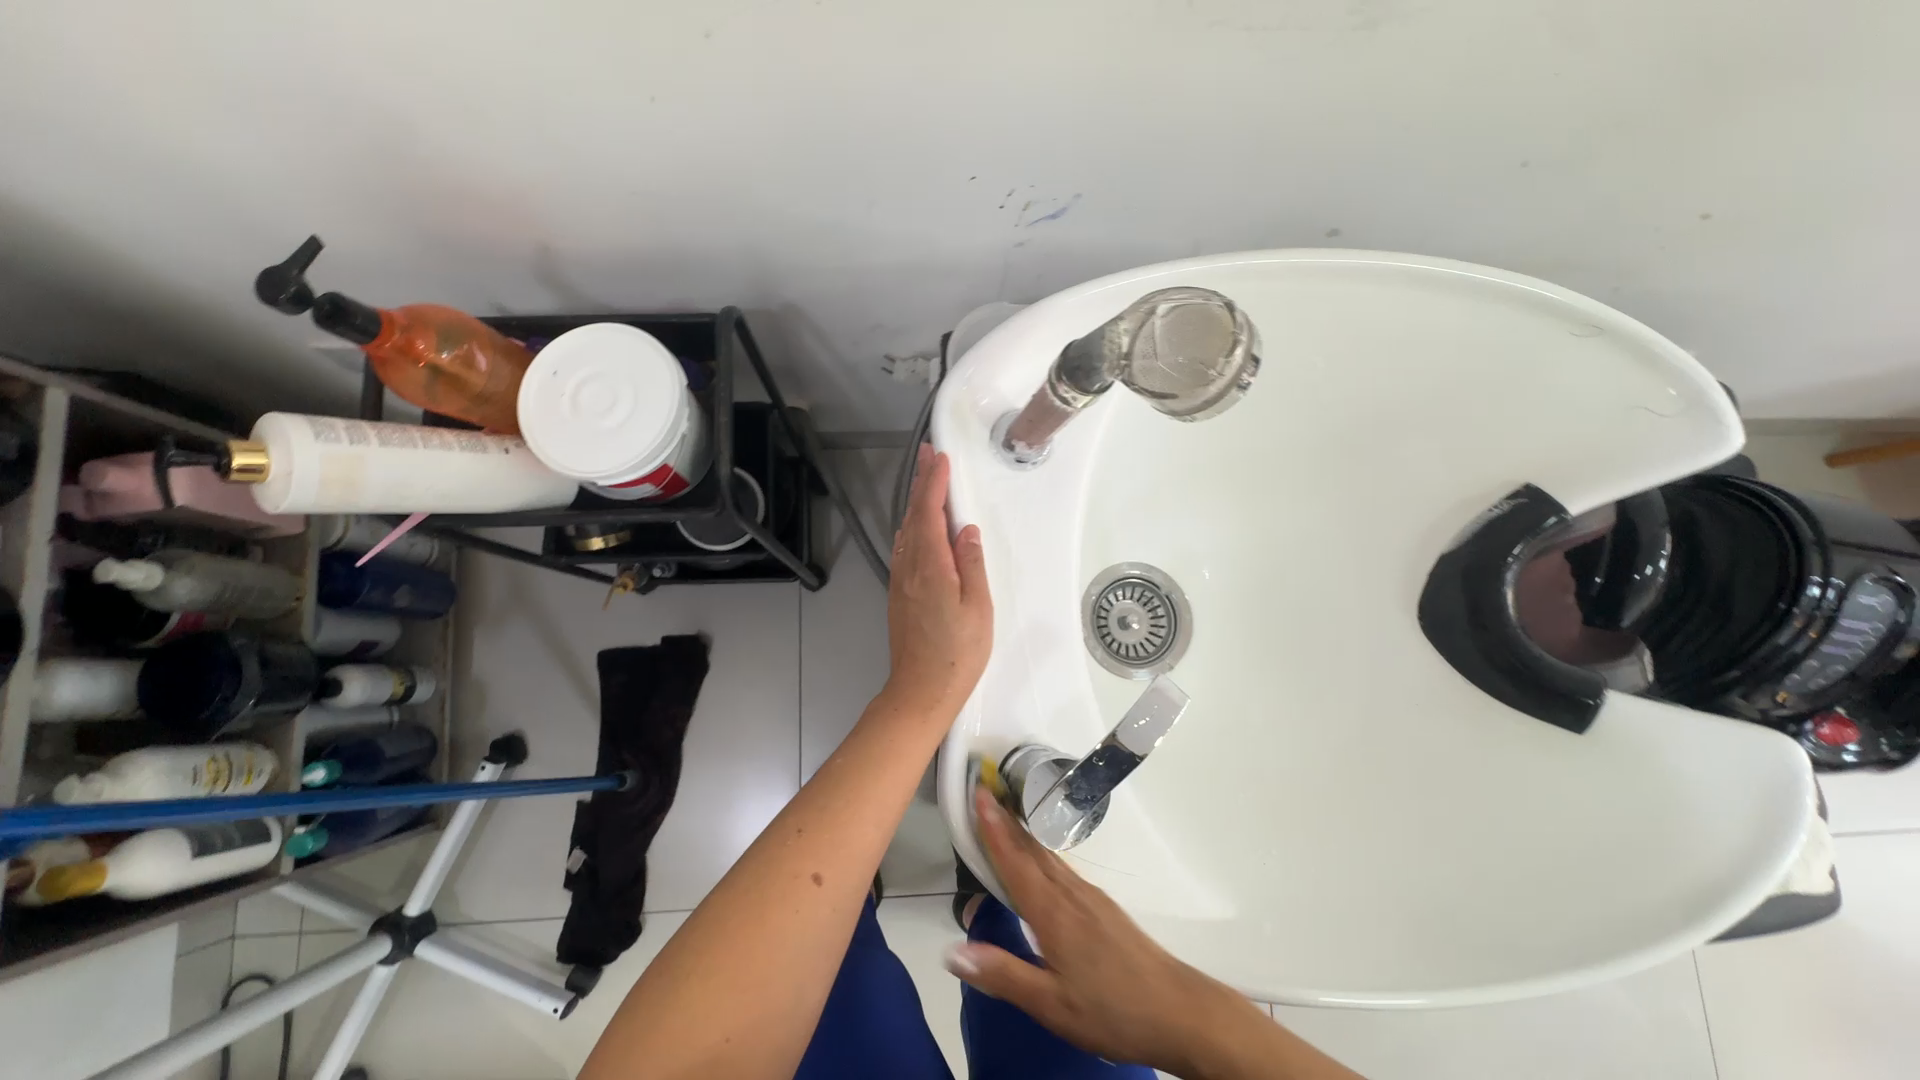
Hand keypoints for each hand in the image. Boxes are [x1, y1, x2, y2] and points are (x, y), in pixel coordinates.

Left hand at [882, 446, 992, 716]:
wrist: (920, 690)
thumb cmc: (958, 653)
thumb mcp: (978, 608)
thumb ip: (972, 565)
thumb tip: (966, 531)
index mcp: (930, 566)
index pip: (930, 513)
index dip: (934, 483)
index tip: (940, 458)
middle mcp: (909, 567)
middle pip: (914, 516)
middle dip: (921, 483)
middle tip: (927, 454)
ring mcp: (900, 581)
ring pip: (906, 532)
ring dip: (915, 503)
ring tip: (925, 481)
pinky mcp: (899, 594)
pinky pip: (904, 548)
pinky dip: (912, 527)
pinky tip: (918, 526)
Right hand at [945, 786, 1258, 1074]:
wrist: (1179, 1011)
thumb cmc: (1113, 1010)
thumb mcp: (1051, 1004)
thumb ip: (1003, 974)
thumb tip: (952, 951)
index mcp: (1054, 914)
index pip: (1016, 862)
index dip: (994, 829)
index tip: (979, 794)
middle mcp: (1072, 896)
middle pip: (1032, 852)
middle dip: (1006, 822)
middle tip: (983, 794)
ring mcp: (1092, 900)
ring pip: (1049, 860)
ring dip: (1024, 836)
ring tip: (1005, 819)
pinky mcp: (1105, 910)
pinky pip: (1064, 872)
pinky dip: (1042, 856)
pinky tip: (1042, 865)